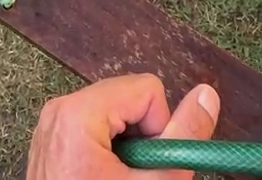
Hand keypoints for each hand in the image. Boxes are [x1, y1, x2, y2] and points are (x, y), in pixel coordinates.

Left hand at [26, 74, 219, 179]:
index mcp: (78, 113)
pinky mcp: (55, 138)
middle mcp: (61, 108)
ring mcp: (55, 123)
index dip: (160, 130)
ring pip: (117, 112)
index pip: (146, 90)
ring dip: (130, 146)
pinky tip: (107, 179)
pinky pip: (98, 125)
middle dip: (144, 138)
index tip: (150, 168)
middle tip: (136, 178)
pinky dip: (111, 150)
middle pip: (129, 98)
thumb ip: (183, 140)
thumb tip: (206, 95)